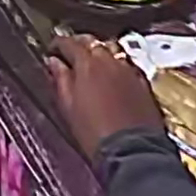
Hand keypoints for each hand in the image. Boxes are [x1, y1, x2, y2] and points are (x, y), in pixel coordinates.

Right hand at [47, 34, 164, 155]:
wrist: (134, 154)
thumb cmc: (96, 133)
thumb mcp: (69, 107)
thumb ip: (60, 79)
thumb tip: (54, 63)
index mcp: (85, 62)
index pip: (68, 42)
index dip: (58, 44)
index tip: (52, 49)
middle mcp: (107, 59)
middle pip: (91, 41)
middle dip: (79, 43)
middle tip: (72, 52)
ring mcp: (127, 69)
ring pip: (111, 49)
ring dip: (100, 51)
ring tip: (94, 61)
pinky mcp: (143, 83)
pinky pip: (127, 64)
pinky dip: (118, 65)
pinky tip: (115, 75)